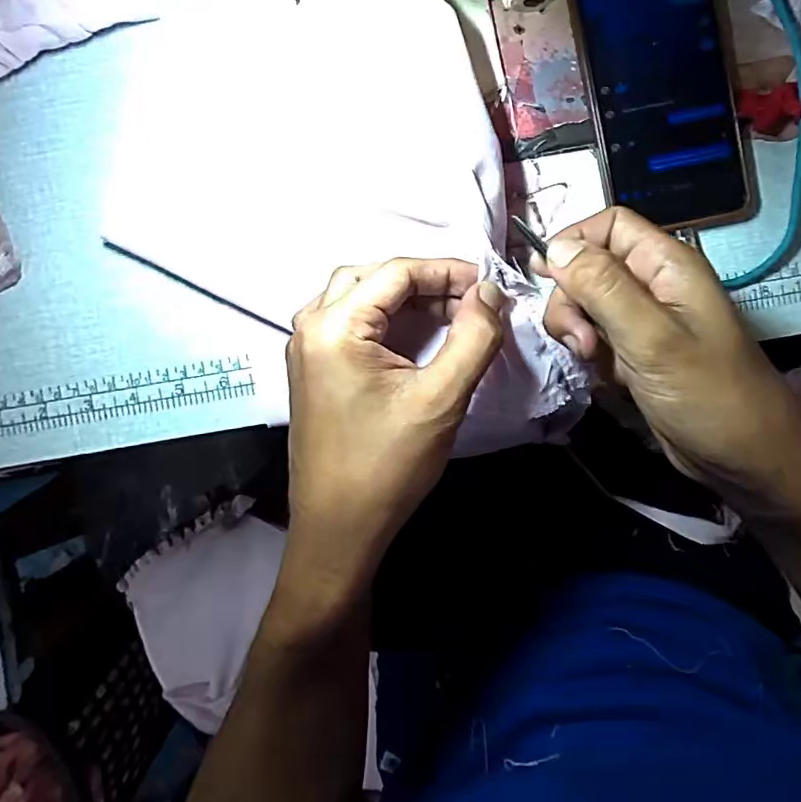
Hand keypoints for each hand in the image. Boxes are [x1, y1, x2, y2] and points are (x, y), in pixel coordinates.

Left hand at [283, 258, 505, 599]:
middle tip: (471, 300)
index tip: (489, 288)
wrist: (340, 530)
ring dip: (409, 297)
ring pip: (362, 296)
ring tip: (453, 314)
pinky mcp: (317, 368)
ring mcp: (309, 348)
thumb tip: (491, 292)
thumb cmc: (387, 465)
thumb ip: (473, 338)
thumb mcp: (441, 398)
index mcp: (334, 328)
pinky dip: (393, 318)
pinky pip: (356, 322)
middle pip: (374, 276)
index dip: (448, 271)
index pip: (396, 272)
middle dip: (427, 280)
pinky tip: (424, 335)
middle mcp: (311, 327)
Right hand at [535, 208, 800, 517]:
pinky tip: (603, 379)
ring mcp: (646, 322)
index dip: (574, 241)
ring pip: (589, 305)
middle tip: (579, 340)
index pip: (610, 225)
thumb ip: (603, 287)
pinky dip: (590, 355)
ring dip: (577, 330)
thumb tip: (556, 245)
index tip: (546, 275)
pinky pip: (598, 339)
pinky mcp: (638, 354)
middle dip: (573, 298)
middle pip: (591, 266)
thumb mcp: (652, 337)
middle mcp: (656, 285)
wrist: (745, 459)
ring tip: (590, 361)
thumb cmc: (708, 393)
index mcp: (668, 264)